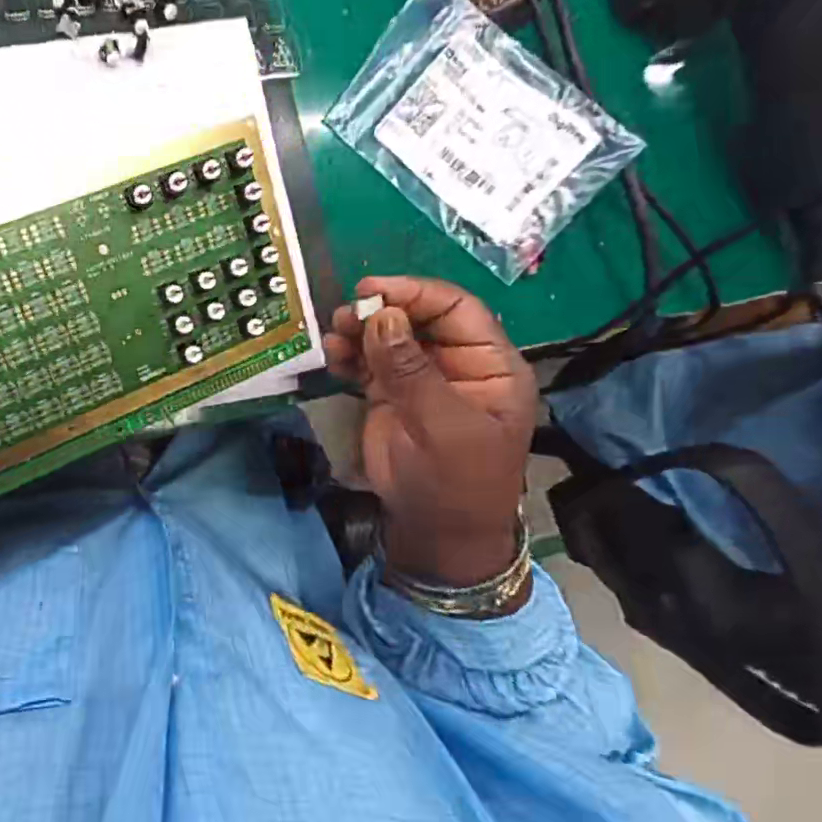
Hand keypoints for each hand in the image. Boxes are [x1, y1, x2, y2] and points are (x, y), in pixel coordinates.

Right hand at [321, 276, 536, 587]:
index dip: (415, 294)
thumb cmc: (453, 480)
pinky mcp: (389, 394)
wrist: (434, 530)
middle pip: (416, 318)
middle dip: (380, 311)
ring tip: (333, 338)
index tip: (371, 291)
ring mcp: (419, 378)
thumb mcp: (440, 425)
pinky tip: (332, 357)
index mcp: (489, 365)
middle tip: (343, 317)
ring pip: (387, 337)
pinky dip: (348, 354)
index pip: (456, 309)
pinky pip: (366, 361)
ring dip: (358, 331)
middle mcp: (454, 364)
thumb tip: (382, 316)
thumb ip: (411, 370)